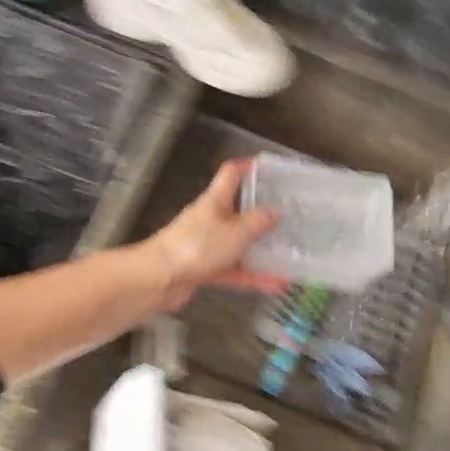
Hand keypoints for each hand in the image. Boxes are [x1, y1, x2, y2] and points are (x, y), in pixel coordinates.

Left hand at [139, 157, 286, 310]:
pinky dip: (251, 276)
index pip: (231, 174)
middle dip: (262, 214)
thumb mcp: (235, 232)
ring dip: (260, 250)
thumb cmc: (197, 246)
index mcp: (214, 201)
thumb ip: (257, 221)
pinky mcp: (202, 269)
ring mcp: (205, 245)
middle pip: (237, 210)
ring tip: (289, 253)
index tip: (269, 168)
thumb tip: (274, 210)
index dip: (248, 167)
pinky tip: (274, 284)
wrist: (159, 278)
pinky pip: (233, 270)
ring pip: (237, 244)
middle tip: (291, 217)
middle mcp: (210, 219)